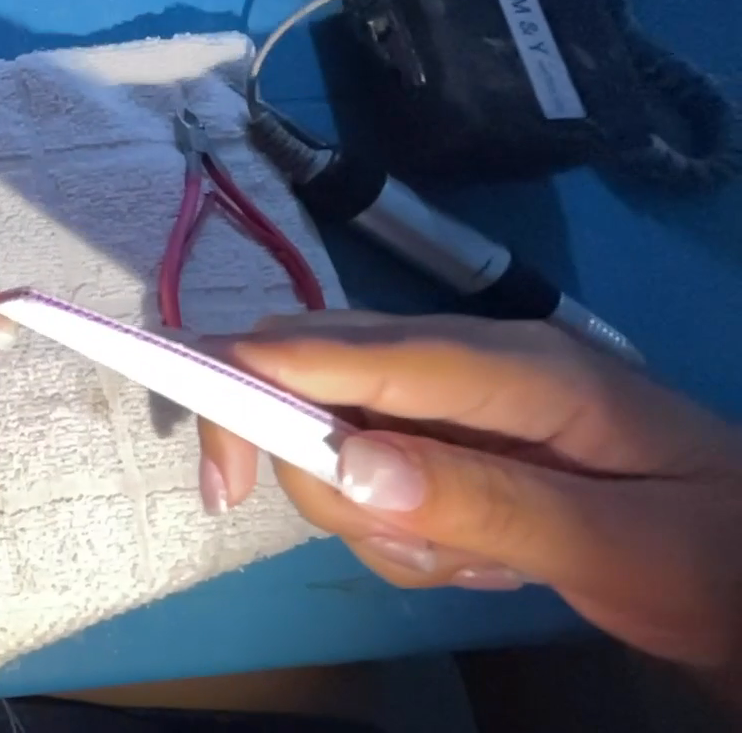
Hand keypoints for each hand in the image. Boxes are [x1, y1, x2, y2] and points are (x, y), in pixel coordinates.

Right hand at [202, 312, 741, 672]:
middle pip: (303, 374)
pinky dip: (374, 516)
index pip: (348, 351)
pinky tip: (457, 544)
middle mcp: (449, 357)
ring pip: (313, 424)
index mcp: (507, 363)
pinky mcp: (419, 423)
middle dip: (305, 459)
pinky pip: (343, 460)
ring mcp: (430, 390)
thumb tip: (348, 465)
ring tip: (459, 556)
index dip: (254, 379)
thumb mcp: (628, 548)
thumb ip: (489, 501)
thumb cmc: (722, 556)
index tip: (216, 459)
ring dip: (355, 503)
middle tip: (377, 538)